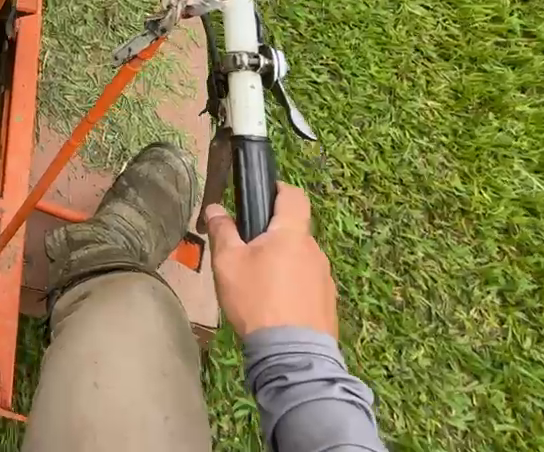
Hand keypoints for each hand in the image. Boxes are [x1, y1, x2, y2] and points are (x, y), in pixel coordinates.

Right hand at [204, 183, 338, 338]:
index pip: (294, 196)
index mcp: (291, 234)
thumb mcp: (227, 261)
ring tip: (257, 281)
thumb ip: (222, 230)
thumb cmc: (257, 298)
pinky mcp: (328, 304)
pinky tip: (273, 302)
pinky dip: (291, 284)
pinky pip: (307, 281)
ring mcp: (325, 279)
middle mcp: (314, 251)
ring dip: (281, 260)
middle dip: (271, 234)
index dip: (278, 188)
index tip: (260, 194)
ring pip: (299, 257)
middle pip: (293, 230)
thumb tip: (215, 208)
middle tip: (245, 249)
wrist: (292, 355)